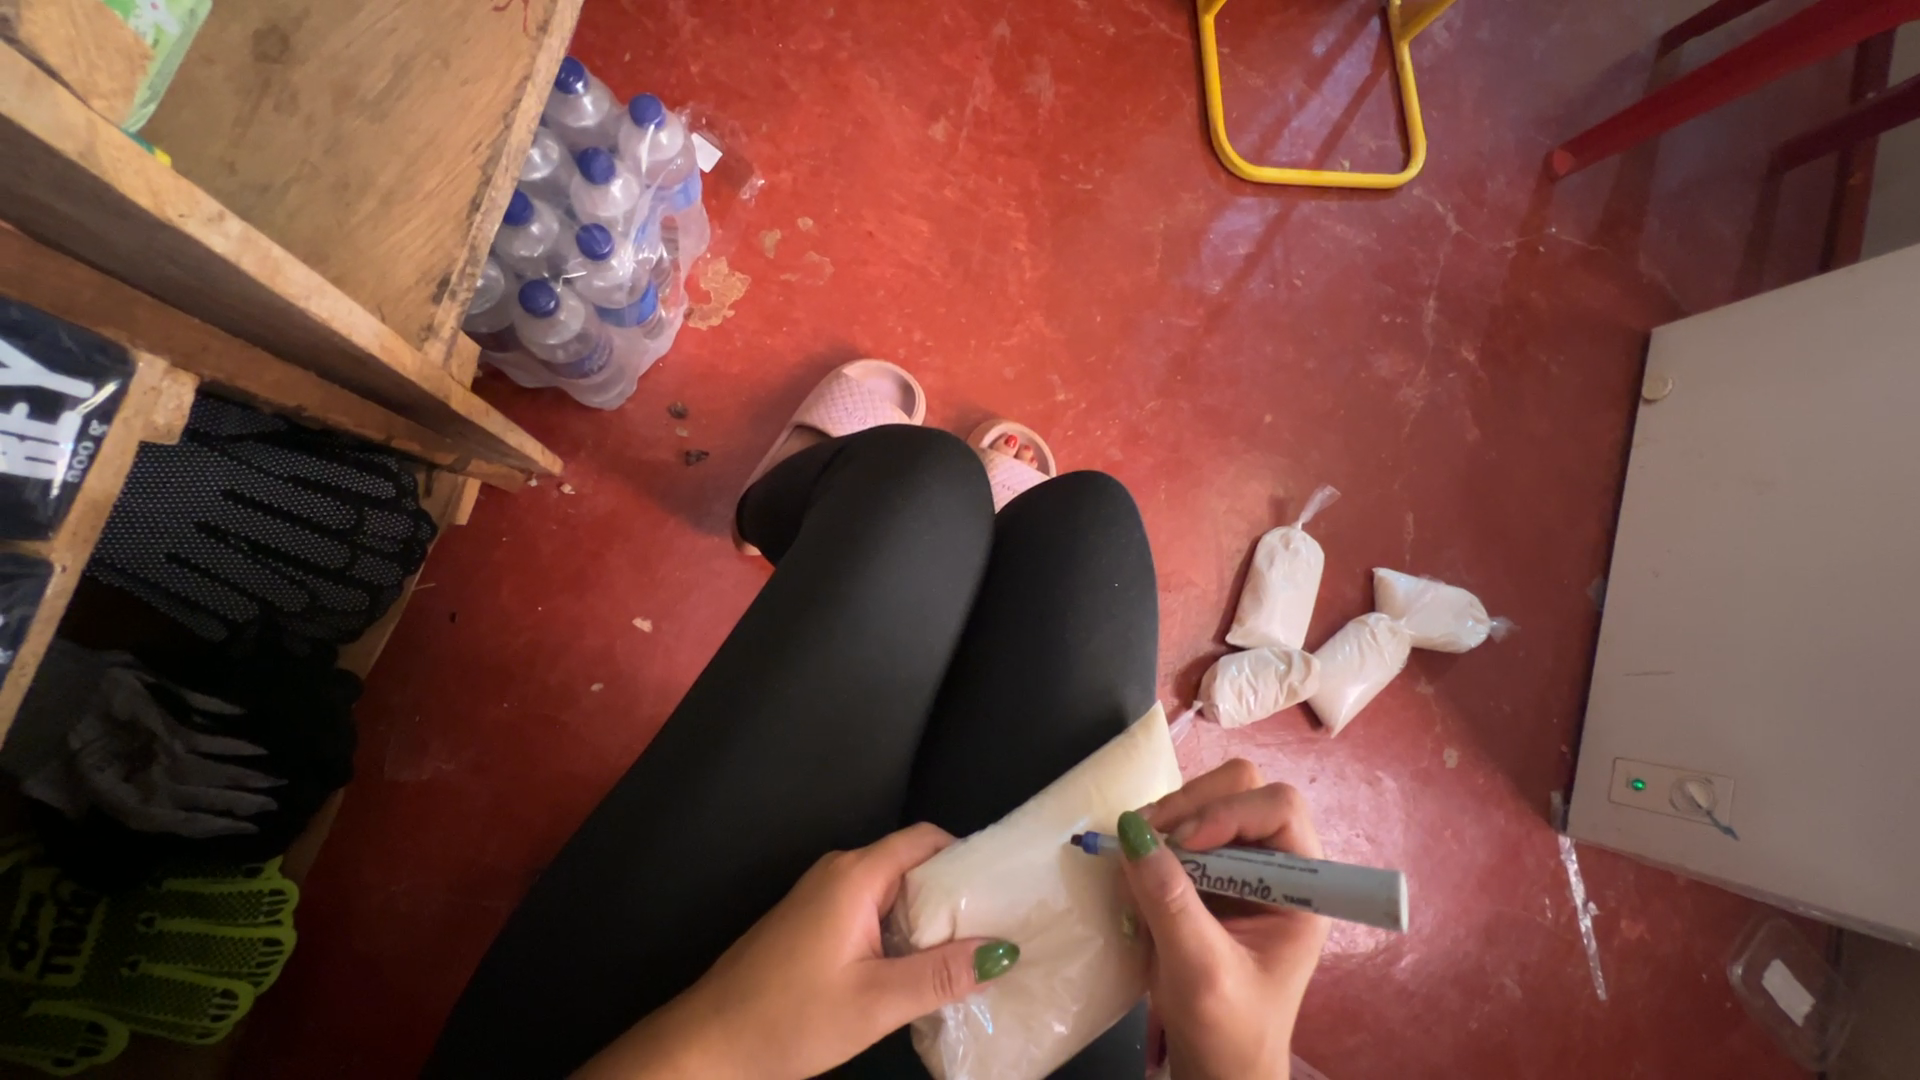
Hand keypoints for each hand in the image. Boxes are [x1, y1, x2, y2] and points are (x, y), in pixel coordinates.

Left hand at [575, 823, 1020, 1079]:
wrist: (706, 1044)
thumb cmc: (789, 1018)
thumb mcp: (875, 1003)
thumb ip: (940, 974)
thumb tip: (1002, 950)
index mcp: (856, 875)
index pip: (925, 839)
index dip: (966, 856)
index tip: (1000, 889)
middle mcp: (840, 869)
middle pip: (911, 860)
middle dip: (952, 890)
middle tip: (992, 927)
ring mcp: (822, 892)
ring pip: (891, 886)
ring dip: (925, 914)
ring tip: (963, 951)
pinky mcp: (812, 917)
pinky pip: (869, 905)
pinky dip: (898, 926)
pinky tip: (914, 965)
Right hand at [1117, 759, 1329, 1079]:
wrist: (1214, 1067)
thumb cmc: (1226, 1031)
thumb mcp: (1199, 971)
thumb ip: (1169, 901)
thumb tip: (1132, 832)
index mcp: (1301, 887)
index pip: (1279, 807)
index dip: (1230, 812)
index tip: (1185, 844)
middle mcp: (1273, 863)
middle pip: (1239, 787)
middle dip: (1191, 804)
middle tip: (1150, 836)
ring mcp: (1235, 861)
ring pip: (1203, 797)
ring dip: (1166, 817)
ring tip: (1135, 856)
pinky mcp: (1201, 868)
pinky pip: (1174, 824)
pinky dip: (1150, 836)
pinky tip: (1134, 869)